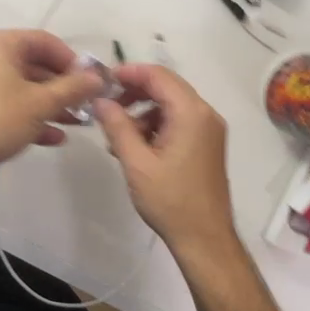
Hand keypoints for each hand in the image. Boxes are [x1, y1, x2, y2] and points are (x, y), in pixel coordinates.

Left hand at [0, 30, 108, 189]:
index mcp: (1, 45)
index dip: (71, 59)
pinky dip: (35, 117)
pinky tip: (56, 137)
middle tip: (88, 103)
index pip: (45, 41)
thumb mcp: (41, 103)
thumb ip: (73, 88)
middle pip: (38, 65)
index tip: (90, 80)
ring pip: (28, 88)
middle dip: (65, 86)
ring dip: (54, 104)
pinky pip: (15, 105)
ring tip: (78, 122)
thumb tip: (98, 78)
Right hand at [94, 64, 238, 259]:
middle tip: (106, 107)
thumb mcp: (136, 162)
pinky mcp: (207, 144)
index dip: (129, 73)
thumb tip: (100, 100)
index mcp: (191, 113)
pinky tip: (136, 148)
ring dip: (143, 112)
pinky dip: (156, 126)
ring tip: (117, 136)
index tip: (102, 81)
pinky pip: (179, 122)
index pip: (158, 76)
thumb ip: (117, 126)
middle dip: (134, 92)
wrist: (204, 238)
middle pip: (166, 87)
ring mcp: (209, 130)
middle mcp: (205, 114)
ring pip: (171, 105)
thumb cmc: (170, 200)